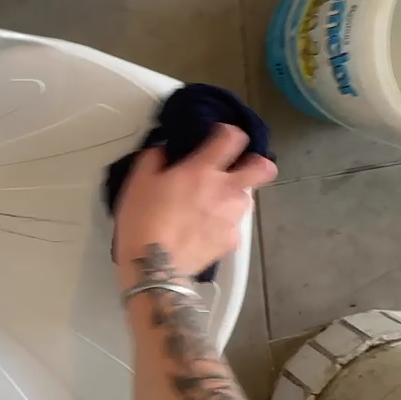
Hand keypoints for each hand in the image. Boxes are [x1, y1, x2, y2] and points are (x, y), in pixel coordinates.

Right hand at [113, 124, 276, 288]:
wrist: (154, 267)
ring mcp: (232, 217)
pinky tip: (204, 233)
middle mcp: (225, 189)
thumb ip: (154, 158)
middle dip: (257, 163)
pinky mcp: (232, 240)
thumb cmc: (142, 220)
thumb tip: (165, 151)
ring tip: (212, 207)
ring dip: (233, 198)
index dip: (230, 132)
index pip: (232, 138)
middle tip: (239, 169)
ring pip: (246, 199)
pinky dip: (222, 226)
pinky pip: (233, 227)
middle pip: (263, 168)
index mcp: (201, 170)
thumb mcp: (137, 182)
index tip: (220, 137)